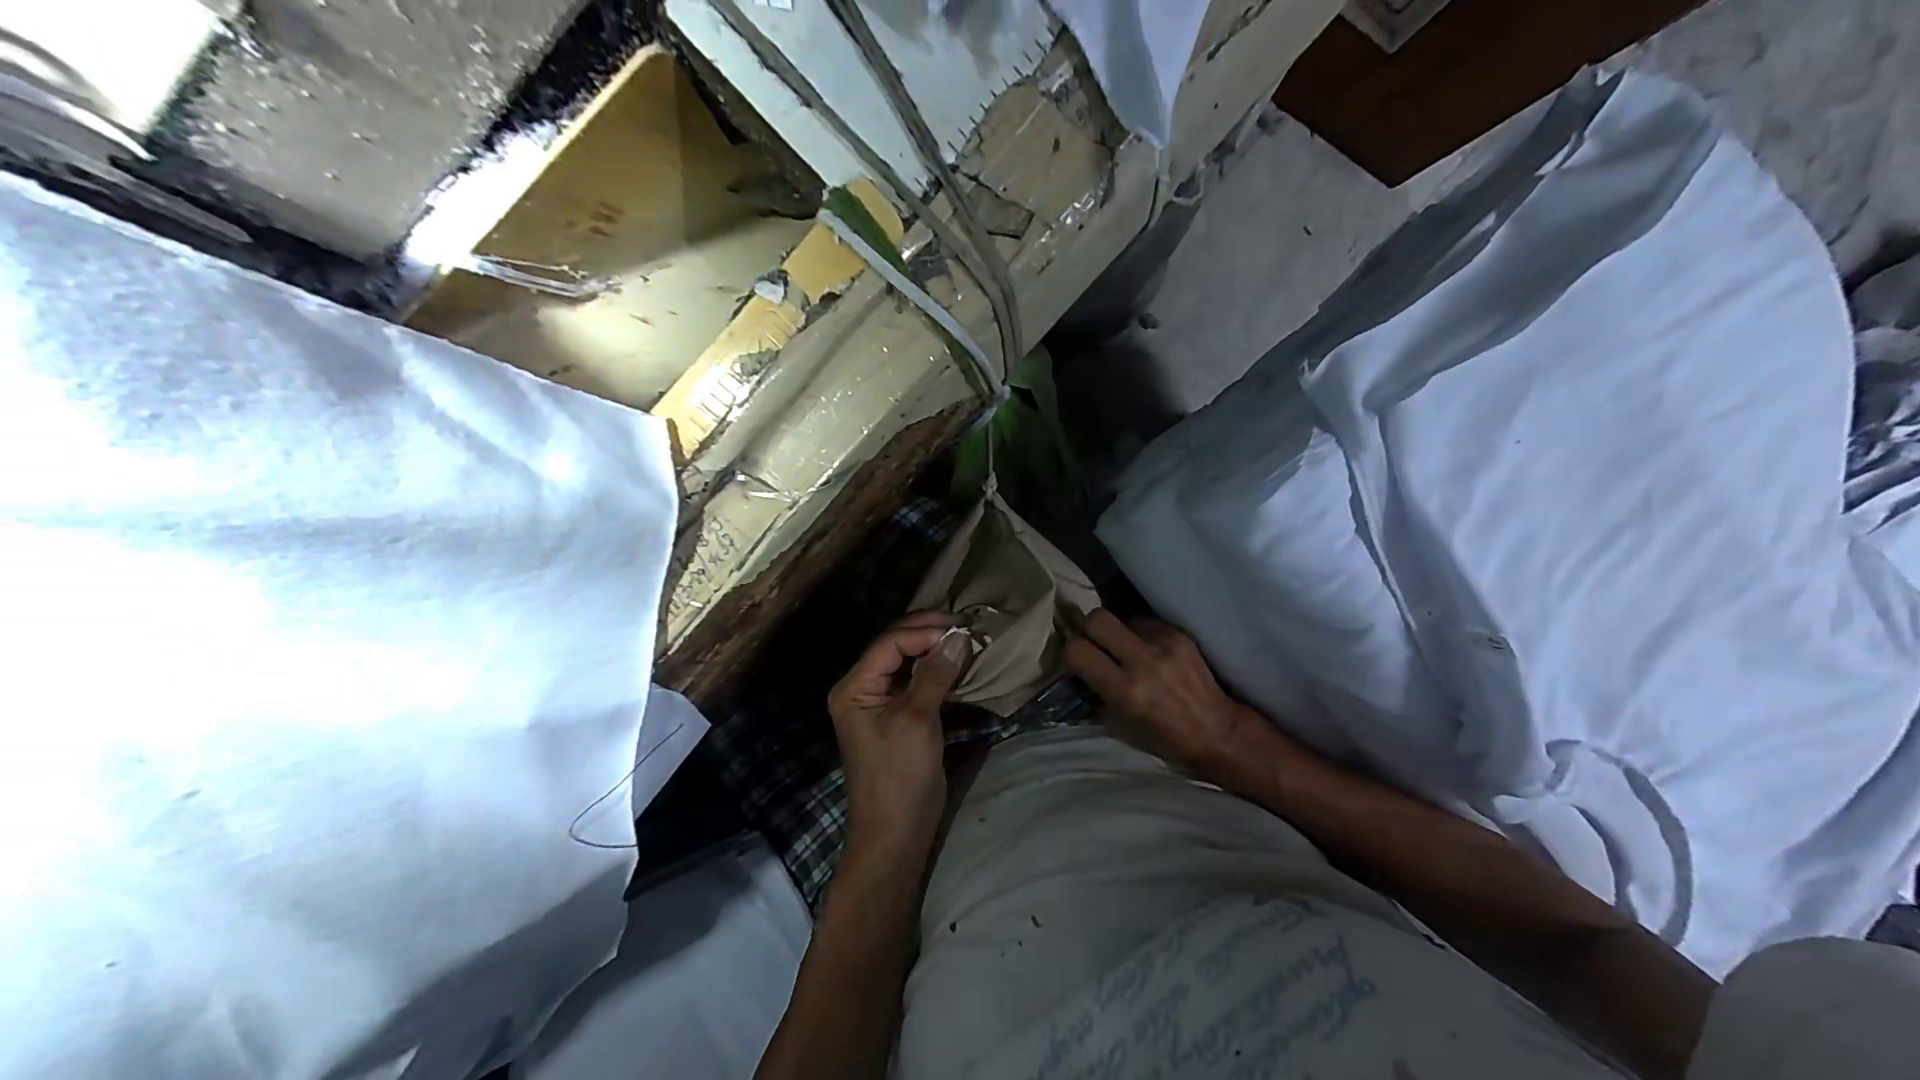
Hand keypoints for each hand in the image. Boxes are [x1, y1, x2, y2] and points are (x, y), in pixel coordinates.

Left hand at [828, 612, 971, 858]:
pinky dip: (937, 672)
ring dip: (936, 651)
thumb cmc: (900, 777)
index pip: (889, 643)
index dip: (924, 632)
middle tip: (967, 627)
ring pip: (907, 664)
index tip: (962, 629)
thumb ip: (935, 674)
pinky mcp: (897, 718)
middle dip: (930, 635)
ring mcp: (878, 704)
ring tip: (967, 641)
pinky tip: (959, 666)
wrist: (895, 835)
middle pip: (895, 648)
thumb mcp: (917, 720)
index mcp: (854, 687)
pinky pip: (915, 683)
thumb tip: (959, 636)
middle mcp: (861, 689)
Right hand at [1066, 609, 1284, 785]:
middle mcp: (1144, 662)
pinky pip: (1146, 622)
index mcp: (1126, 690)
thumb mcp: (1119, 722)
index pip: (1078, 650)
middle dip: (1089, 629)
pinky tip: (1148, 651)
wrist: (1216, 731)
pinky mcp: (1180, 635)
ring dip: (1117, 631)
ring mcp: (1165, 644)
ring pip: (1122, 616)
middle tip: (1093, 643)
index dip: (1071, 652)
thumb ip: (1096, 690)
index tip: (1077, 660)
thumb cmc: (1163, 738)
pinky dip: (1140, 634)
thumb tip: (1079, 666)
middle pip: (1098, 618)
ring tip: (1124, 649)